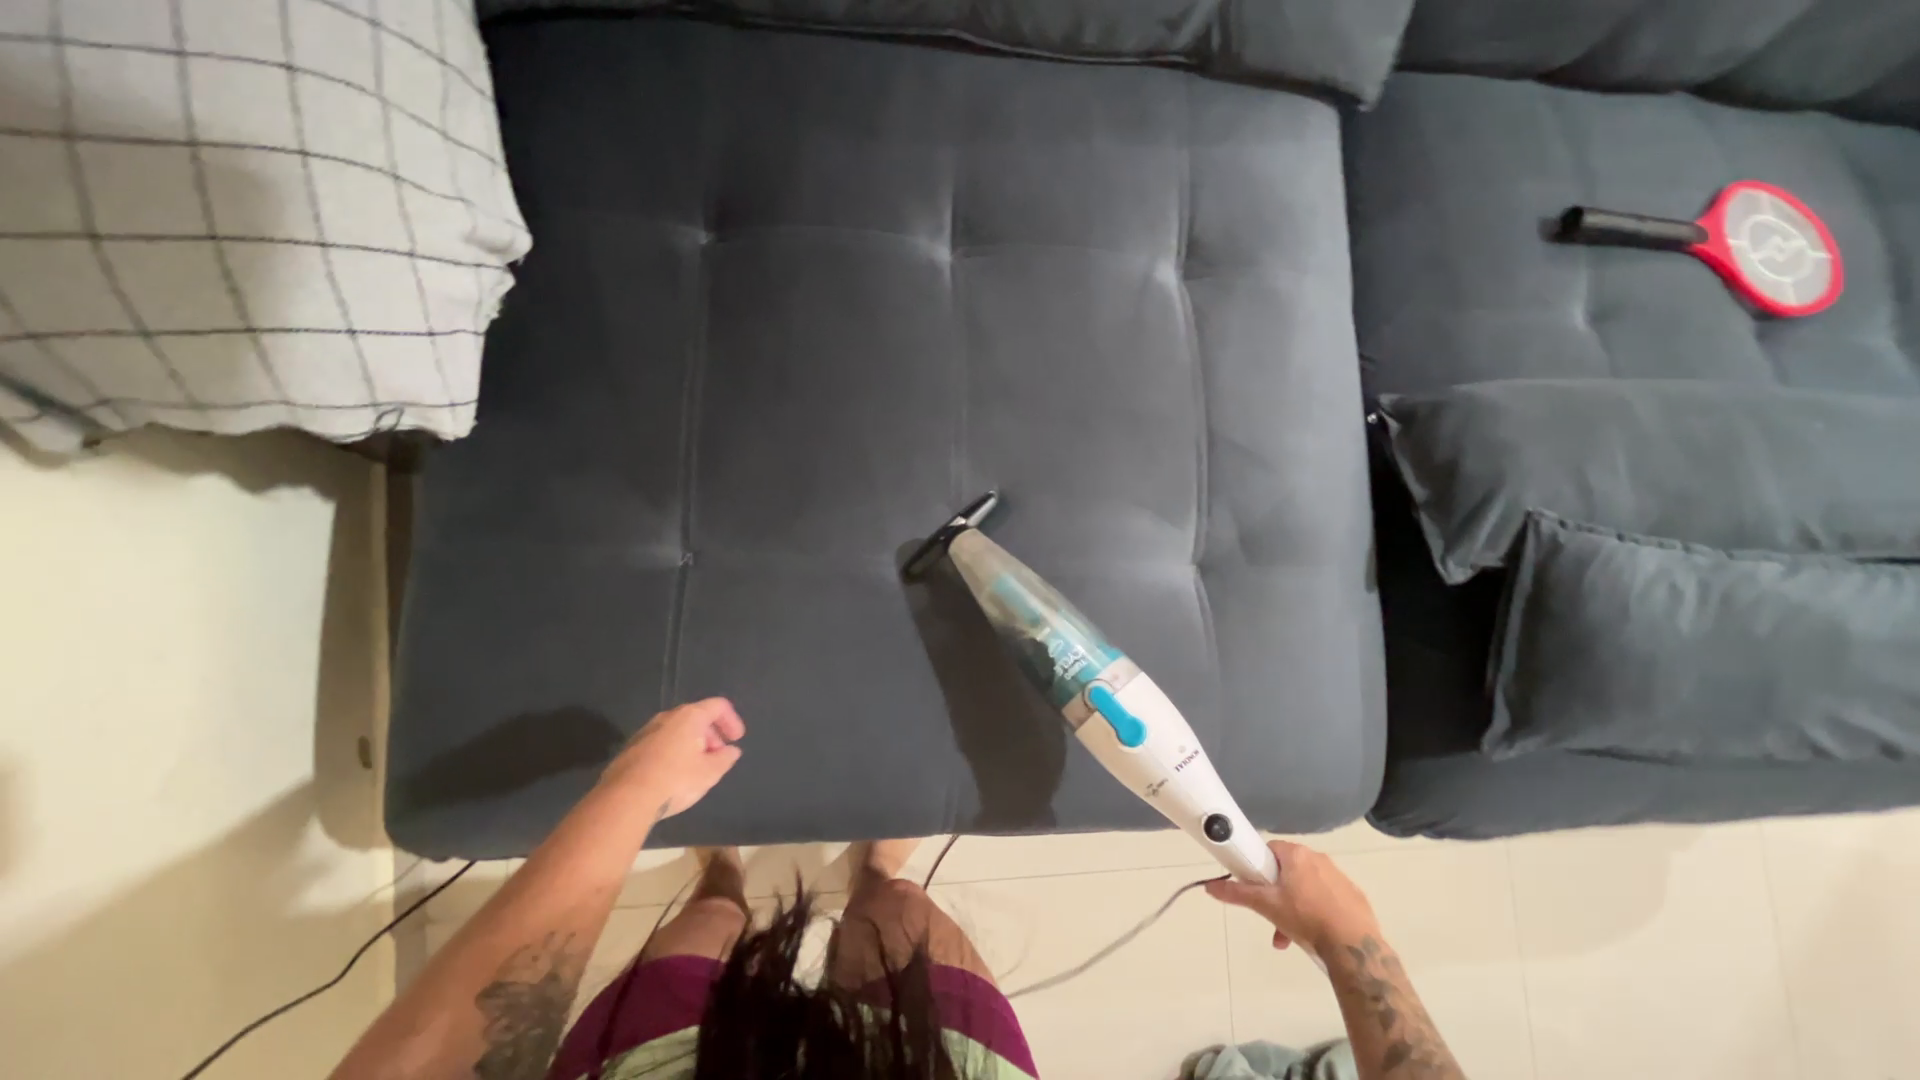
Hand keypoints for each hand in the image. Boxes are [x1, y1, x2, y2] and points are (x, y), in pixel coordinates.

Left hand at [600, 698, 745, 820]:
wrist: (625, 798)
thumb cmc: (676, 780)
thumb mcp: (710, 772)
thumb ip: (725, 758)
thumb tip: (731, 751)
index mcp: (689, 717)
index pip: (718, 706)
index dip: (732, 720)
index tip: (736, 739)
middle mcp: (666, 717)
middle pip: (696, 717)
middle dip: (710, 735)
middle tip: (717, 756)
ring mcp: (645, 732)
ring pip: (676, 731)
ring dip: (691, 744)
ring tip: (696, 768)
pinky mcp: (630, 749)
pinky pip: (659, 743)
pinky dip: (672, 752)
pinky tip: (672, 776)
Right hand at [1205, 839, 1379, 956]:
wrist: (1353, 945)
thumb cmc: (1305, 917)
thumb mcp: (1265, 905)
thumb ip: (1237, 893)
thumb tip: (1208, 886)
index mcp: (1297, 854)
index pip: (1270, 850)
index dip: (1258, 866)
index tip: (1255, 886)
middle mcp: (1319, 858)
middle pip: (1288, 871)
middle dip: (1276, 895)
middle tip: (1269, 916)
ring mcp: (1340, 877)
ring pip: (1307, 888)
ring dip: (1294, 908)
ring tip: (1289, 937)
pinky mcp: (1355, 897)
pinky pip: (1328, 899)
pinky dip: (1317, 912)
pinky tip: (1315, 935)